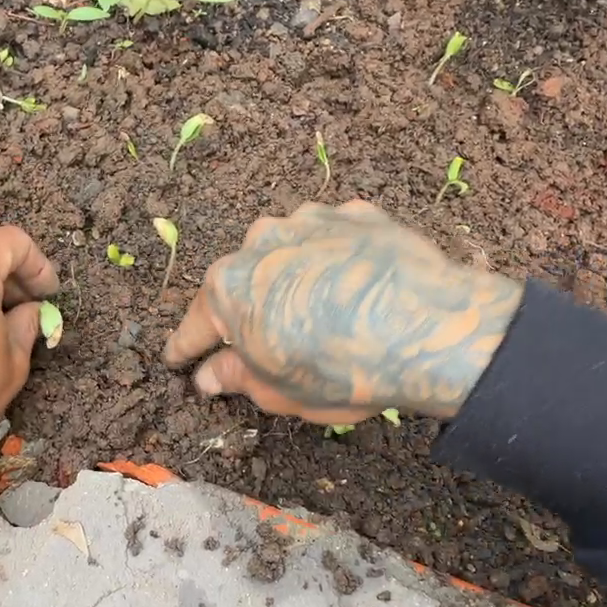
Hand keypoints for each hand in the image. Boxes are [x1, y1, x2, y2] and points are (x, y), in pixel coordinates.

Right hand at [162, 201, 519, 423]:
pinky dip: (331, 261)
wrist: (430, 330)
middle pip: (240, 284)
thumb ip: (235, 378)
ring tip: (315, 313)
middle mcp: (257, 243)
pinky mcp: (354, 214)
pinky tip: (351, 286)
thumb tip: (209, 376)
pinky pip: (329, 240)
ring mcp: (307, 221)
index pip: (195, 326)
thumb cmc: (341, 369)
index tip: (176, 359)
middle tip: (260, 342)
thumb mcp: (277, 391)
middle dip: (244, 312)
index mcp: (228, 289)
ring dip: (287, 280)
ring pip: (283, 255)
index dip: (184, 348)